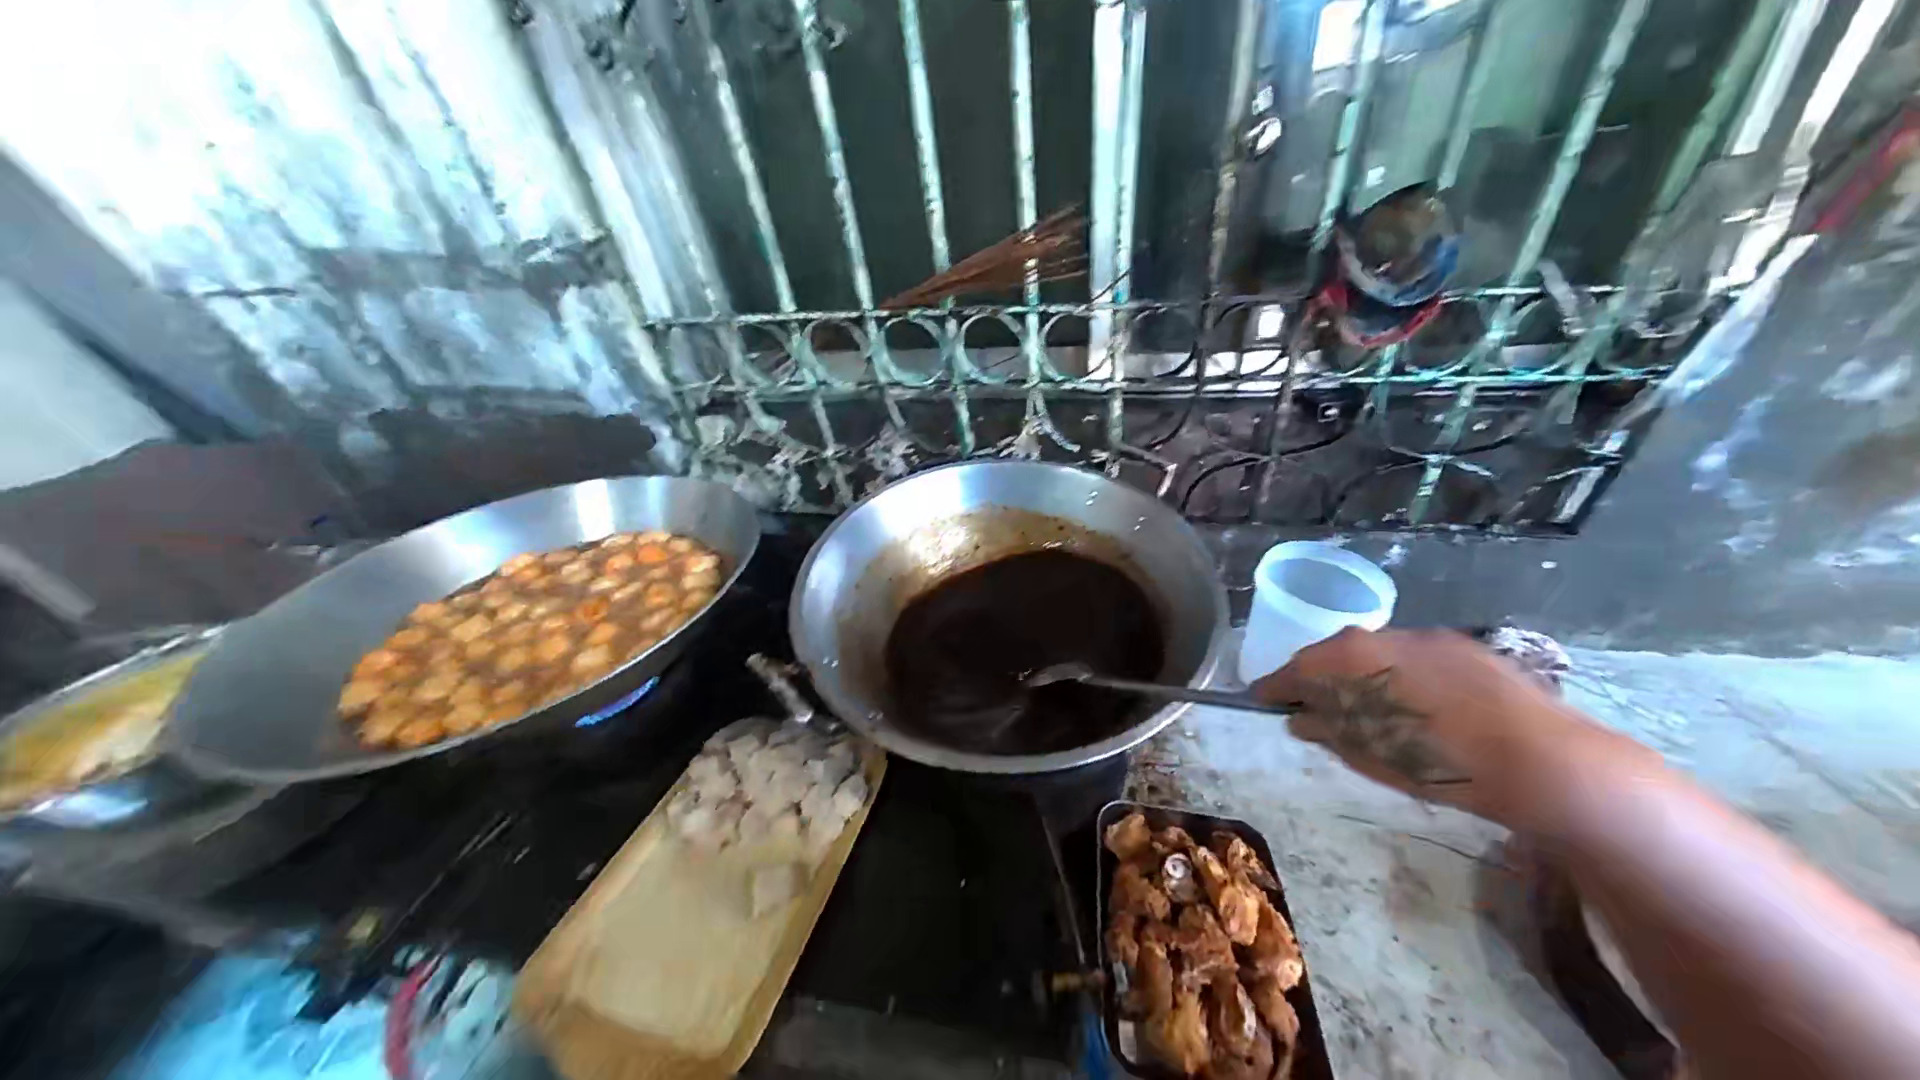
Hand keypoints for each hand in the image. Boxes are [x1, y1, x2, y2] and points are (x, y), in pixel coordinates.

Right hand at [1251, 627, 1642, 826]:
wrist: (1546, 760)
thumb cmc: (1442, 763)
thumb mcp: (1371, 757)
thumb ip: (1328, 731)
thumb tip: (1301, 719)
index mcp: (1351, 658)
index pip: (1295, 668)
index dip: (1275, 685)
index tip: (1261, 699)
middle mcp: (1382, 635)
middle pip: (1334, 653)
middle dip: (1318, 677)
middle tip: (1312, 706)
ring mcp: (1426, 636)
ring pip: (1375, 652)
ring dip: (1360, 674)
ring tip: (1366, 706)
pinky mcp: (1463, 646)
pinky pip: (1413, 656)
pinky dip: (1399, 674)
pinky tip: (1417, 703)